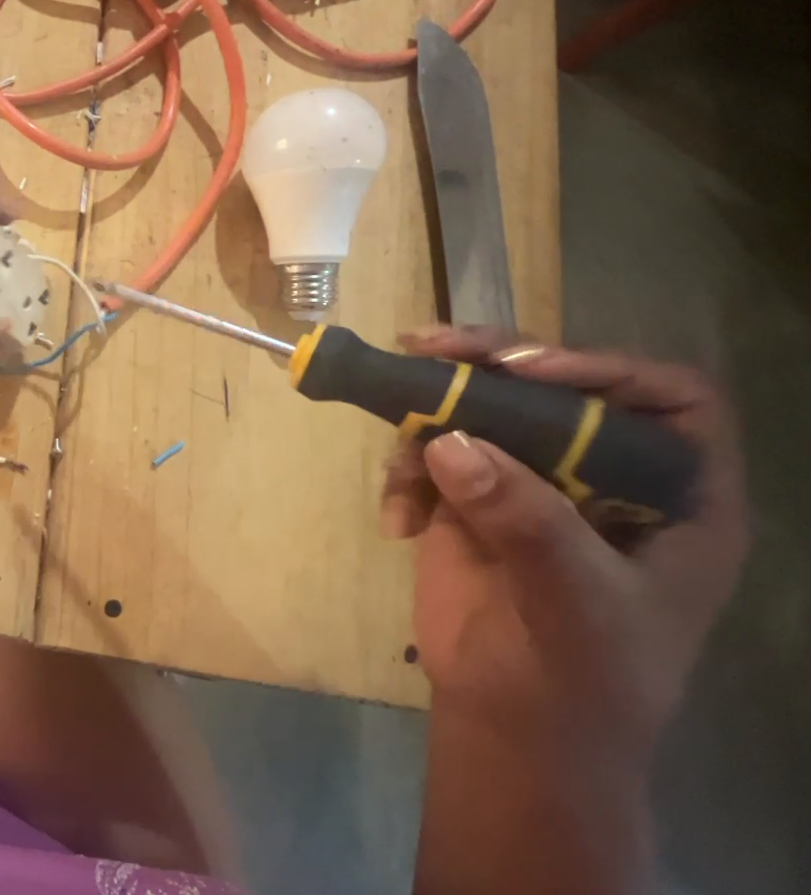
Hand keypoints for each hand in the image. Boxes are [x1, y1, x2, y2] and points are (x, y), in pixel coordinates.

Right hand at [383, 329, 746, 763]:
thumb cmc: (583, 676)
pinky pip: (430, 457)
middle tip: (426, 346)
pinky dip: (403, 477)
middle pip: (556, 391)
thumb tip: (449, 441)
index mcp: (675, 495)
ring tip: (400, 456)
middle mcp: (605, 477)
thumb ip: (526, 520)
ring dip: (429, 423)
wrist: (514, 724)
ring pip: (481, 415)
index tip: (521, 369)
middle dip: (489, 367)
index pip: (666, 402)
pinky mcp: (468, 501)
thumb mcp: (576, 602)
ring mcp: (531, 486)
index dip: (602, 371)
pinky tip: (394, 521)